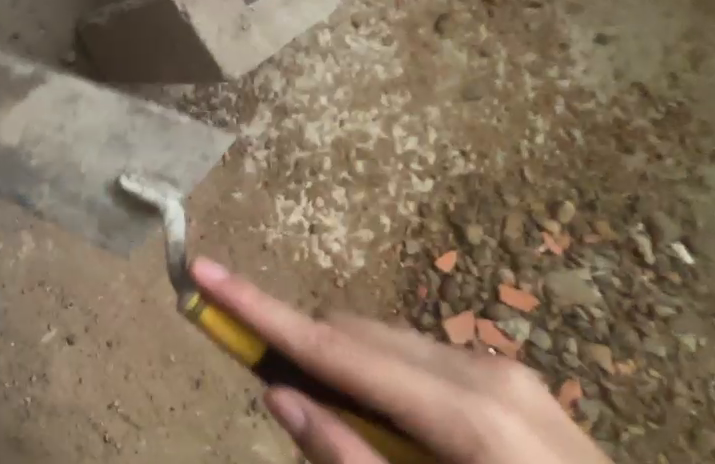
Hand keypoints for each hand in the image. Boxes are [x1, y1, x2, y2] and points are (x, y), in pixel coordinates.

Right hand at [192, 259, 608, 463]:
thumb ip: (348, 459)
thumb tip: (277, 393)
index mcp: (468, 416)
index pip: (333, 346)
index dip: (257, 309)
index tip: (199, 270)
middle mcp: (485, 374)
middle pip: (352, 332)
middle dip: (306, 352)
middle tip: (285, 398)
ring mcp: (507, 373)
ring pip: (381, 341)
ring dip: (346, 369)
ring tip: (357, 430)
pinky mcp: (516, 381)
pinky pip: (417, 358)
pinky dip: (385, 380)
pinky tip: (403, 430)